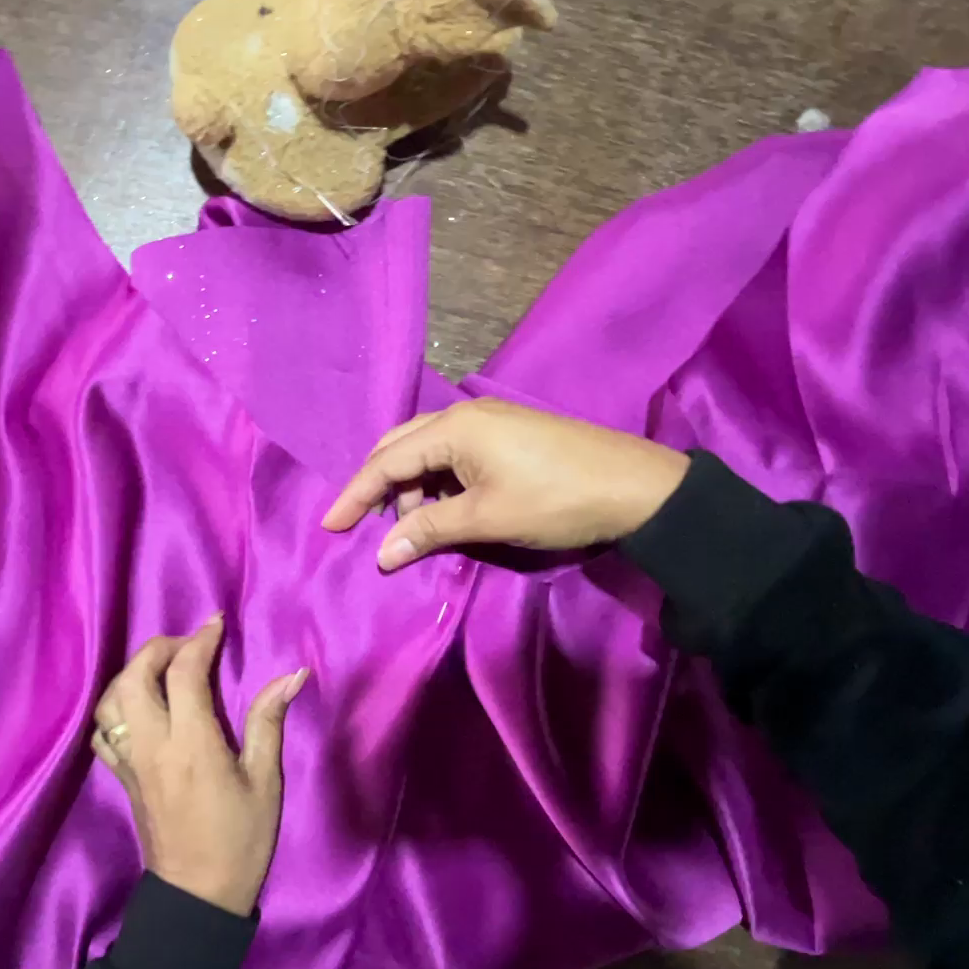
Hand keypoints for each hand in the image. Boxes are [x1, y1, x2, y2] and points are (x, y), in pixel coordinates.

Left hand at [91, 615, 308, 916]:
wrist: (198, 897)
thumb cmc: (241, 839)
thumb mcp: (265, 781)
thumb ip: (269, 721)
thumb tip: (293, 673)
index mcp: (192, 743)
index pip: (185, 672)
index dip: (200, 639)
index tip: (216, 623)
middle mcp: (153, 744)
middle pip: (135, 675)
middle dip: (159, 647)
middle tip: (189, 645)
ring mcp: (130, 761)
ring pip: (111, 699)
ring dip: (133, 672)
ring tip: (163, 670)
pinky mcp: (121, 777)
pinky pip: (102, 732)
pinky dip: (115, 707)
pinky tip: (139, 708)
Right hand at [321, 398, 690, 569]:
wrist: (638, 487)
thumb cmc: (555, 499)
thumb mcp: (486, 518)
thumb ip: (429, 531)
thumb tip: (383, 554)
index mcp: (454, 428)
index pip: (387, 461)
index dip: (355, 495)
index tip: (330, 527)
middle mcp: (464, 415)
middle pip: (400, 446)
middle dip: (378, 485)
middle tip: (365, 524)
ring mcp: (488, 421)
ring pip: (427, 450)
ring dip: (412, 487)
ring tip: (416, 527)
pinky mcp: (506, 433)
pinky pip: (452, 453)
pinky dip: (437, 481)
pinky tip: (445, 508)